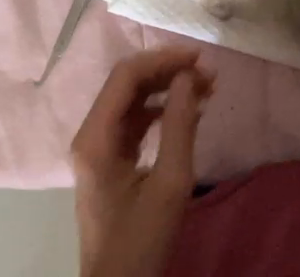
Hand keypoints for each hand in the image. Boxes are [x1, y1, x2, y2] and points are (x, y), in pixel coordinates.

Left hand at [72, 47, 214, 276]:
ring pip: (132, 100)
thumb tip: (190, 76)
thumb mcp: (170, 183)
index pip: (126, 76)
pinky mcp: (108, 161)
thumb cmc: (142, 240)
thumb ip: (180, 125)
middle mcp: (90, 135)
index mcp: (96, 138)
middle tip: (209, 73)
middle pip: (127, 83)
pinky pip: (134, 121)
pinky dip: (161, 110)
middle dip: (168, 72)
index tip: (200, 59)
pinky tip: (189, 111)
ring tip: (206, 88)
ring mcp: (97, 148)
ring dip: (167, 89)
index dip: (163, 60)